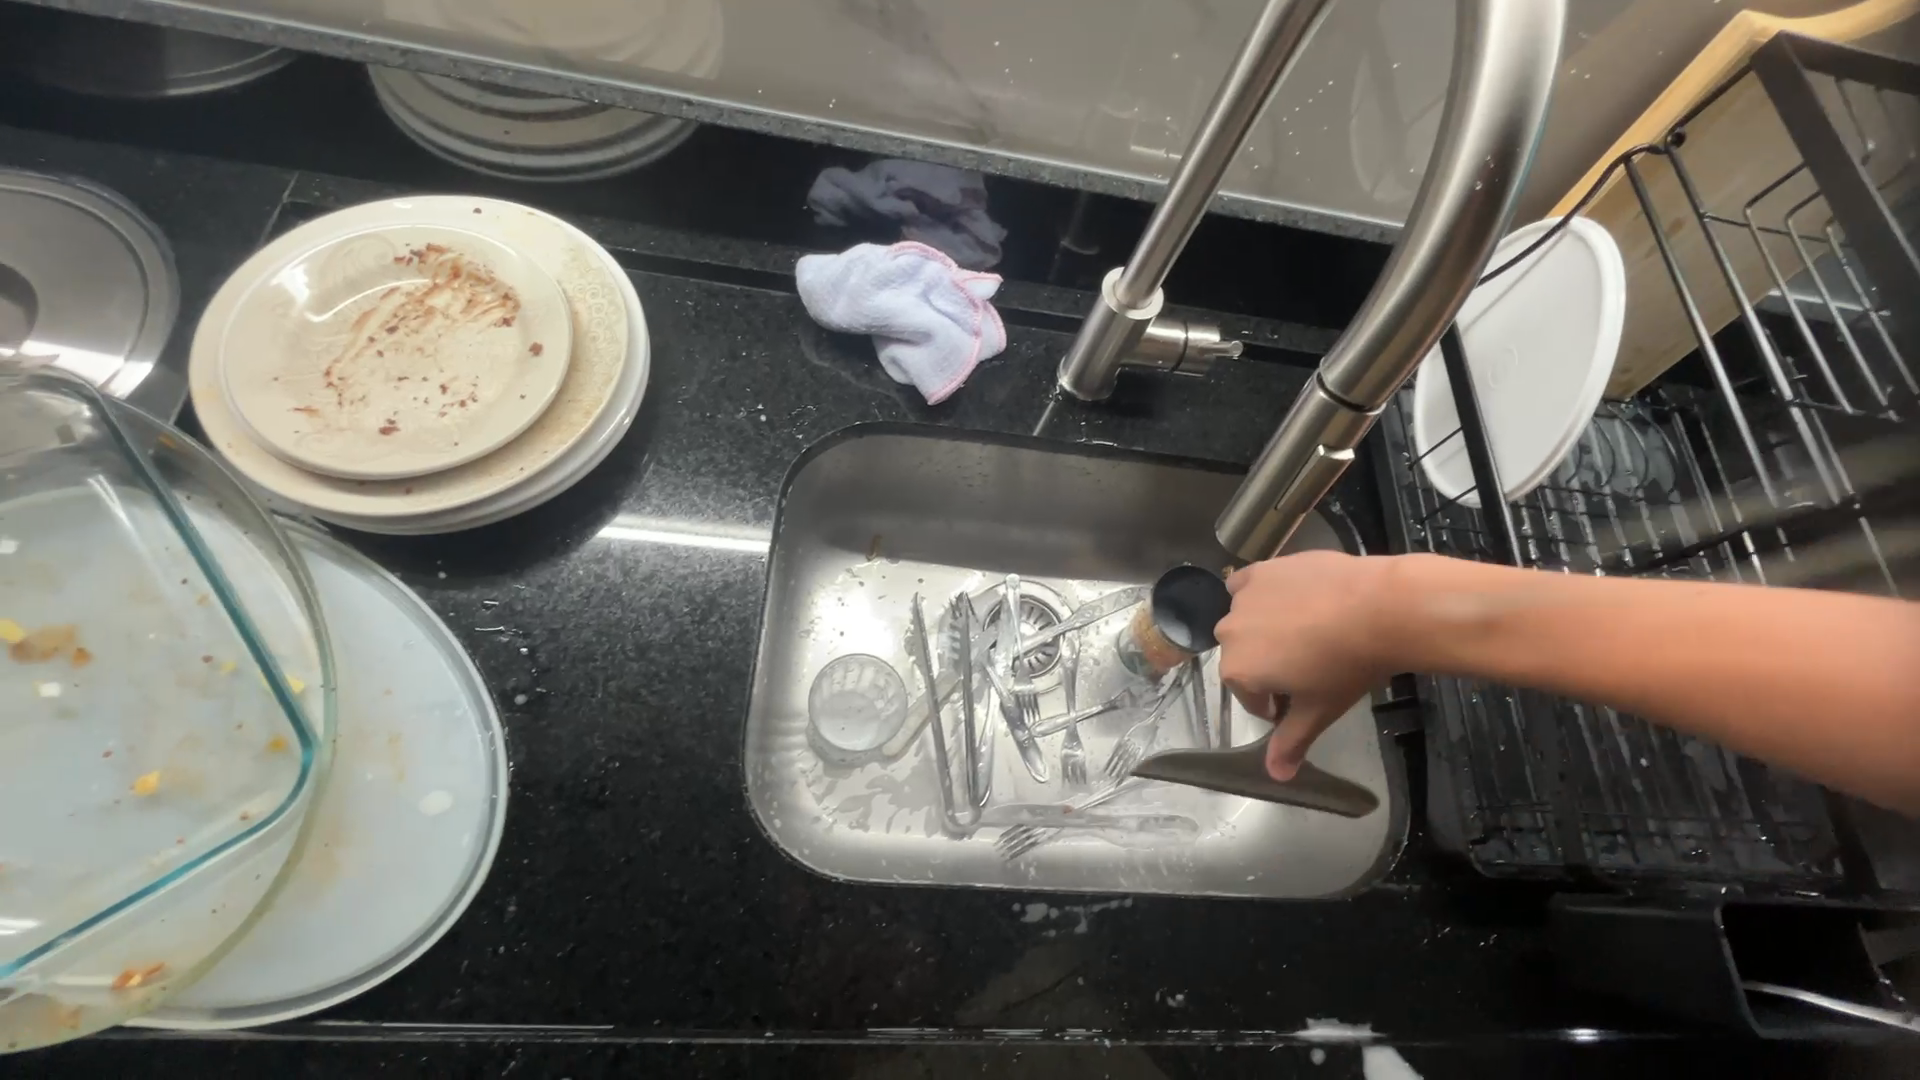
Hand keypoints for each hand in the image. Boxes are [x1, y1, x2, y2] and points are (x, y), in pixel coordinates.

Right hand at [1216, 551, 1398, 780]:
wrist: (1381, 608)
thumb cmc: (1348, 667)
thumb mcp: (1320, 710)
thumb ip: (1291, 742)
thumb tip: (1276, 776)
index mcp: (1238, 672)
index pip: (1251, 697)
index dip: (1279, 701)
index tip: (1307, 694)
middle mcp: (1229, 634)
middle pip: (1244, 658)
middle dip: (1268, 663)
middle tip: (1311, 662)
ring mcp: (1242, 598)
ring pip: (1246, 622)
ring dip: (1265, 628)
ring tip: (1309, 628)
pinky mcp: (1260, 570)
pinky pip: (1246, 586)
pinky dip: (1260, 595)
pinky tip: (1291, 599)